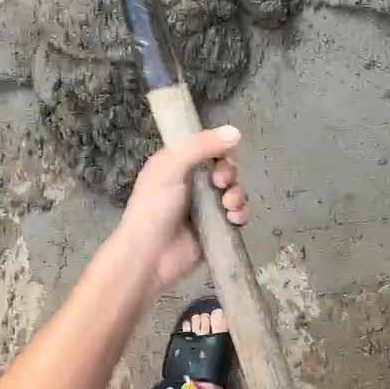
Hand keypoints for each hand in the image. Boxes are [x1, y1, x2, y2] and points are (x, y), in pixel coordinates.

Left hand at [113, 126, 248, 290]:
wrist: (149, 256)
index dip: (220, 151)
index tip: (220, 160)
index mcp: (177, 164)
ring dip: (237, 195)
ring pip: (234, 192)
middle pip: (225, 169)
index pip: (208, 148)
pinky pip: (237, 216)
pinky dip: (240, 215)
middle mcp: (192, 183)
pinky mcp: (216, 229)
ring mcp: (205, 208)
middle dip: (230, 174)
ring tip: (228, 206)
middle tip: (221, 185)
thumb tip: (236, 132)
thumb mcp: (171, 167)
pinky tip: (234, 220)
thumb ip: (201, 146)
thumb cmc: (154, 207)